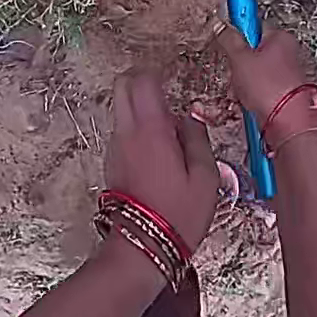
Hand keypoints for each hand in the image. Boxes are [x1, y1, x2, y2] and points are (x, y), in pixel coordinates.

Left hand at [104, 71, 221, 252]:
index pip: (143, 82)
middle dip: (139, 80)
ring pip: (121, 109)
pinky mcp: (111, 160)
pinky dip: (137, 128)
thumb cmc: (179, 214)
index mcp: (150, 130)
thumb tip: (189, 118)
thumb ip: (198, 139)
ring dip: (140, 107)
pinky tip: (159, 150)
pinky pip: (123, 132)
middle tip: (164, 89)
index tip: (171, 76)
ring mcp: (115, 146)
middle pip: (122, 87)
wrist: (143, 244)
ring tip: (169, 131)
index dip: (156, 72)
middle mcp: (126, 132)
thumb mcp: (205, 177)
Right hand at [216, 28, 313, 138]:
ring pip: (252, 69)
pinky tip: (247, 98)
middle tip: (235, 68)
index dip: (237, 33)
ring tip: (241, 88)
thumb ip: (229, 39)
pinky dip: (249, 91)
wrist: (286, 122)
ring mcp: (285, 72)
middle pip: (251, 49)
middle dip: (238, 61)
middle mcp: (287, 52)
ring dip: (241, 78)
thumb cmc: (269, 87)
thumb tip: (221, 26)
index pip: (253, 25)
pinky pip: (257, 85)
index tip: (227, 35)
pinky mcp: (281, 90)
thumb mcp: (240, 58)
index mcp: (280, 38)